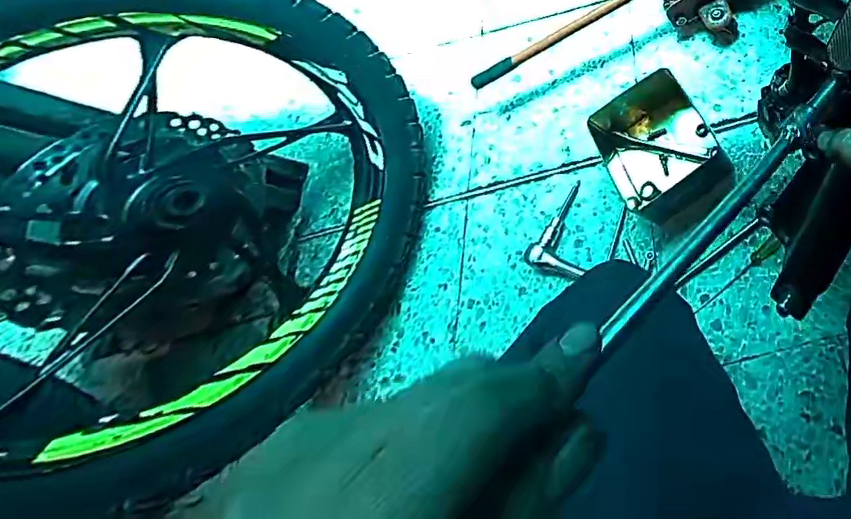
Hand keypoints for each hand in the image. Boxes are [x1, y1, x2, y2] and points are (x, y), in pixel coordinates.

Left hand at [178, 323, 603, 518]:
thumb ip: (526, 505)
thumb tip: (580, 426)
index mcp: (374, 507)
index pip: (481, 403)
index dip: (546, 376)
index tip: (593, 347)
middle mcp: (317, 456)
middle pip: (455, 384)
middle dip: (506, 401)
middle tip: (528, 449)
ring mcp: (276, 453)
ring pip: (414, 394)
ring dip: (454, 420)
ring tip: (448, 485)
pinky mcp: (257, 458)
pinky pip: (366, 418)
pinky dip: (401, 438)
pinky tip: (380, 499)